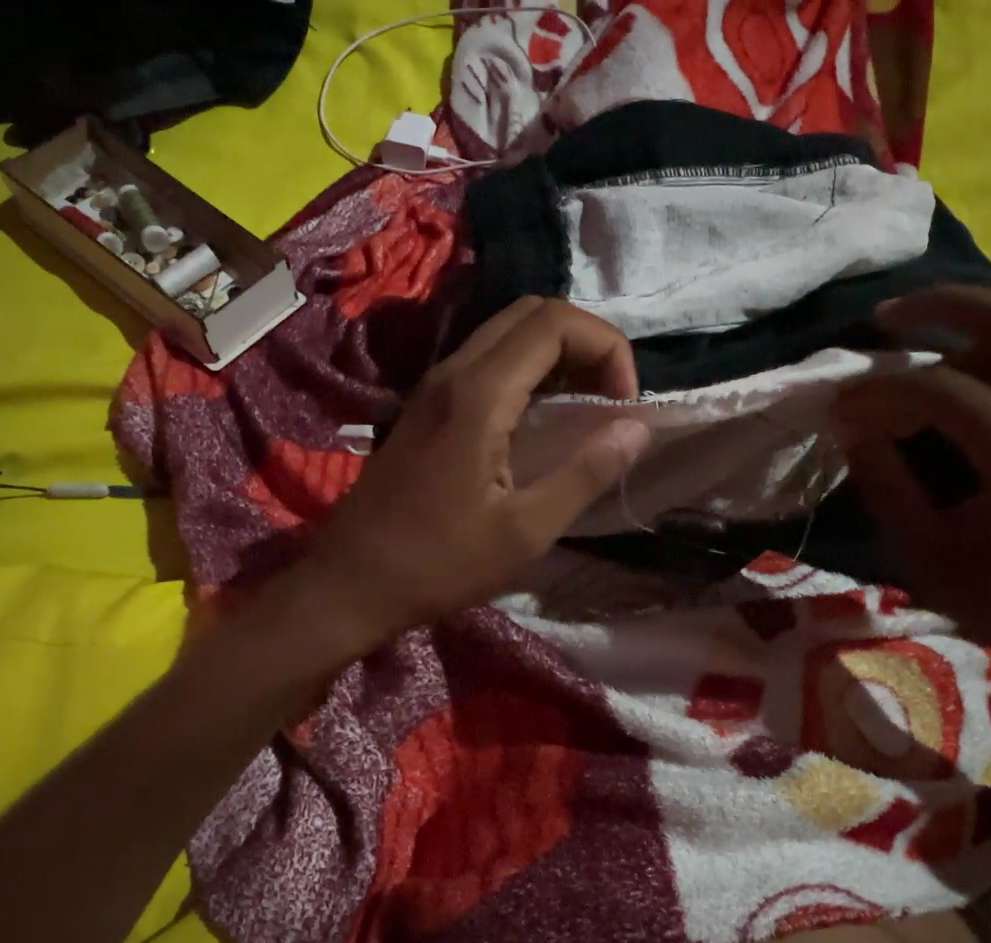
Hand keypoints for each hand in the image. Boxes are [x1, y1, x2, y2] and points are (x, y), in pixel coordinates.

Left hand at [284, 297, 651, 655]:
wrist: (352, 581)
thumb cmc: (439, 563)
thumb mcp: (525, 532)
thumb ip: (586, 473)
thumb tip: (638, 428)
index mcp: (479, 394)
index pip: (556, 322)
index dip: (607, 348)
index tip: (624, 406)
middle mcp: (453, 372)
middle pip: (532, 312)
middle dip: (586, 341)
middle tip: (610, 399)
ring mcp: (434, 386)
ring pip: (506, 332)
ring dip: (557, 354)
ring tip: (586, 408)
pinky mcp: (426, 406)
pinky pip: (486, 360)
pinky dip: (527, 370)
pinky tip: (541, 420)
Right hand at [834, 287, 990, 679]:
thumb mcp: (926, 550)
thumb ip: (884, 479)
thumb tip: (852, 423)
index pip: (944, 389)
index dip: (882, 388)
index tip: (841, 400)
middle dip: (946, 305)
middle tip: (887, 315)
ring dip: (970, 334)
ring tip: (913, 356)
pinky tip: (955, 391)